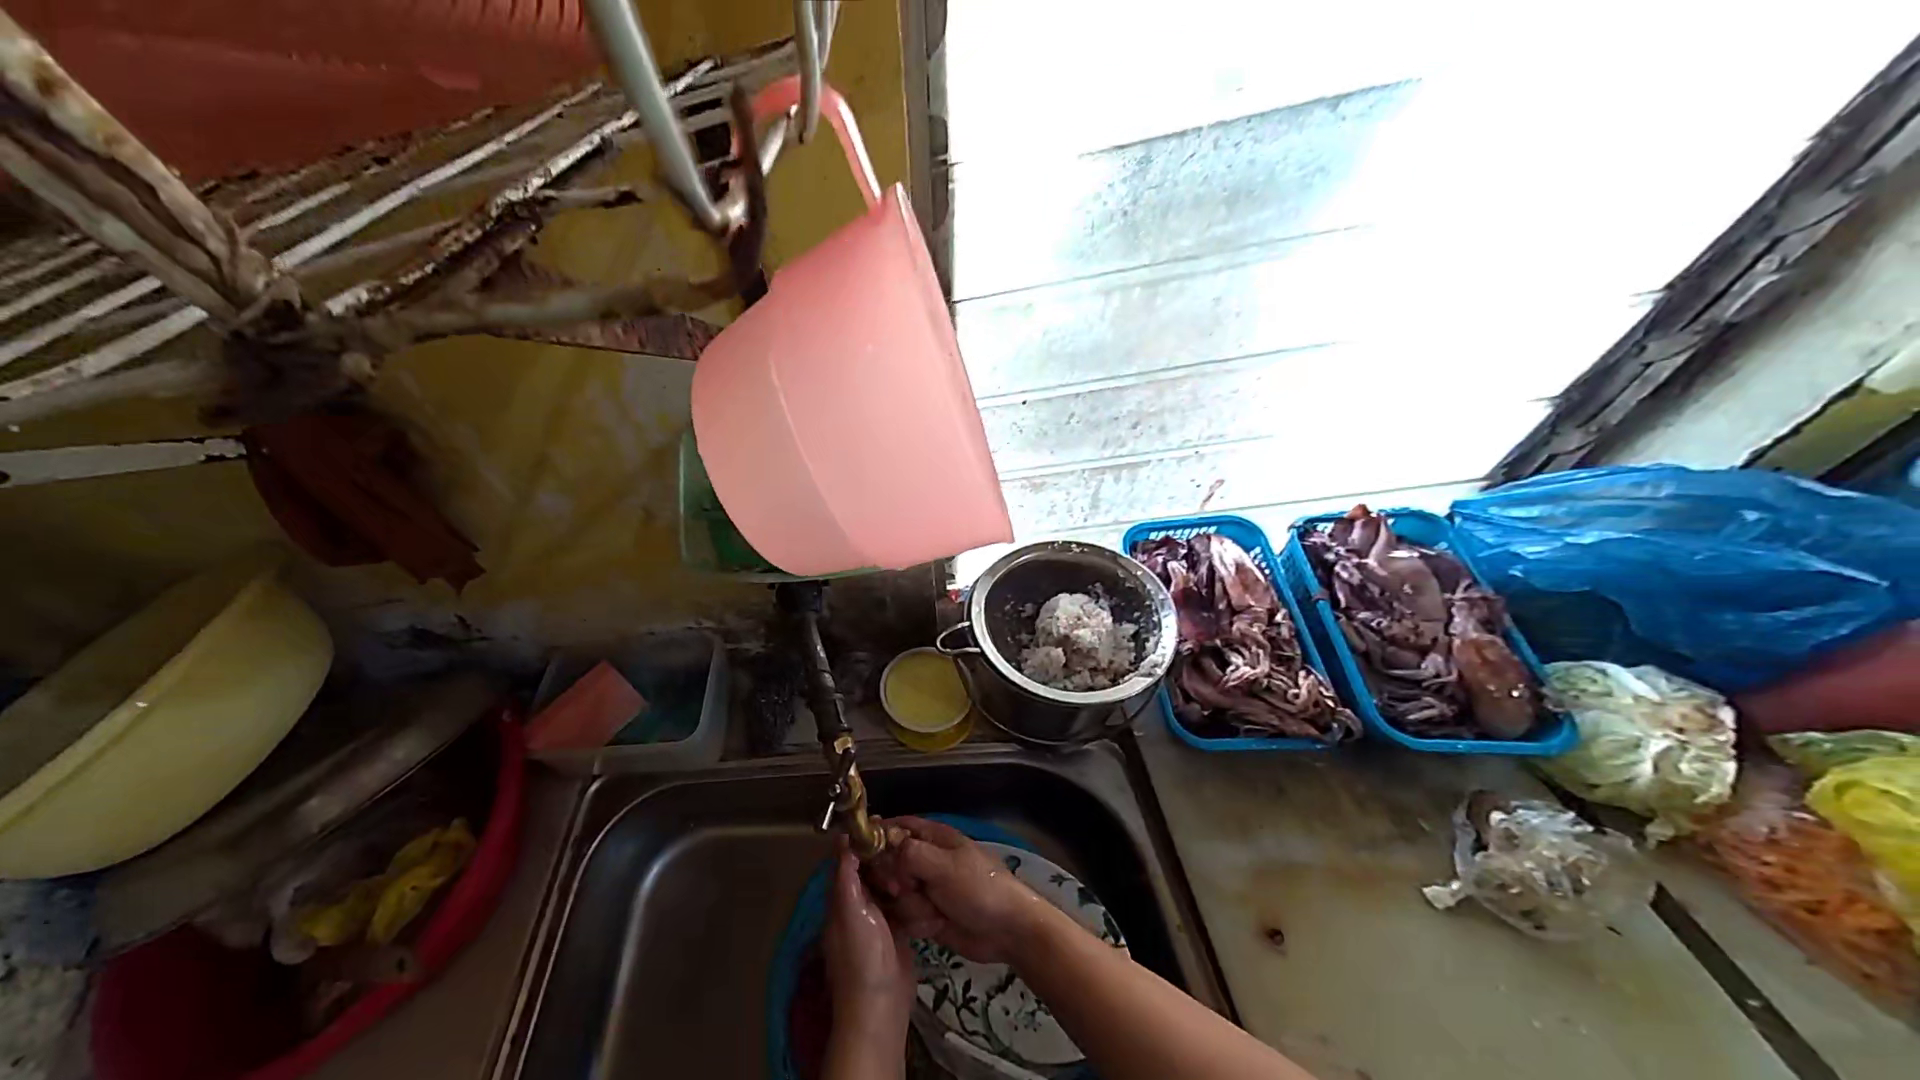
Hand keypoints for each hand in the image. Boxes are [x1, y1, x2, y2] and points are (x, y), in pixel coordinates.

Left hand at [823, 846, 914, 1041]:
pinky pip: (904, 904)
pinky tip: (925, 882)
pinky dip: (912, 894)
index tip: (879, 822)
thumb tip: (842, 841)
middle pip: (869, 872)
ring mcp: (878, 920)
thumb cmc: (862, 958)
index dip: (859, 842)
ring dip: (899, 873)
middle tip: (905, 838)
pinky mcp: (897, 932)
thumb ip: (846, 878)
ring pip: (888, 886)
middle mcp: (857, 907)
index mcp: (841, 900)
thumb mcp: (850, 913)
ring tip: (916, 855)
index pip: (847, 862)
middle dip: (884, 855)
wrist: (881, 1007)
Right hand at [865, 817, 1054, 963]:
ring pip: (893, 894)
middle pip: (887, 864)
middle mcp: (923, 860)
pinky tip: (934, 926)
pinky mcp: (925, 914)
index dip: (878, 841)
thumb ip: (911, 854)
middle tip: (905, 889)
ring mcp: (924, 888)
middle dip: (893, 880)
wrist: (1007, 931)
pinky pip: (904, 917)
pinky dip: (916, 923)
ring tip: (932, 912)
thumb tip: (884, 846)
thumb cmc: (980, 888)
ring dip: (909, 906)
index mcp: (931, 837)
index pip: (893, 828)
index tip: (873, 859)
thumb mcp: (946, 866)